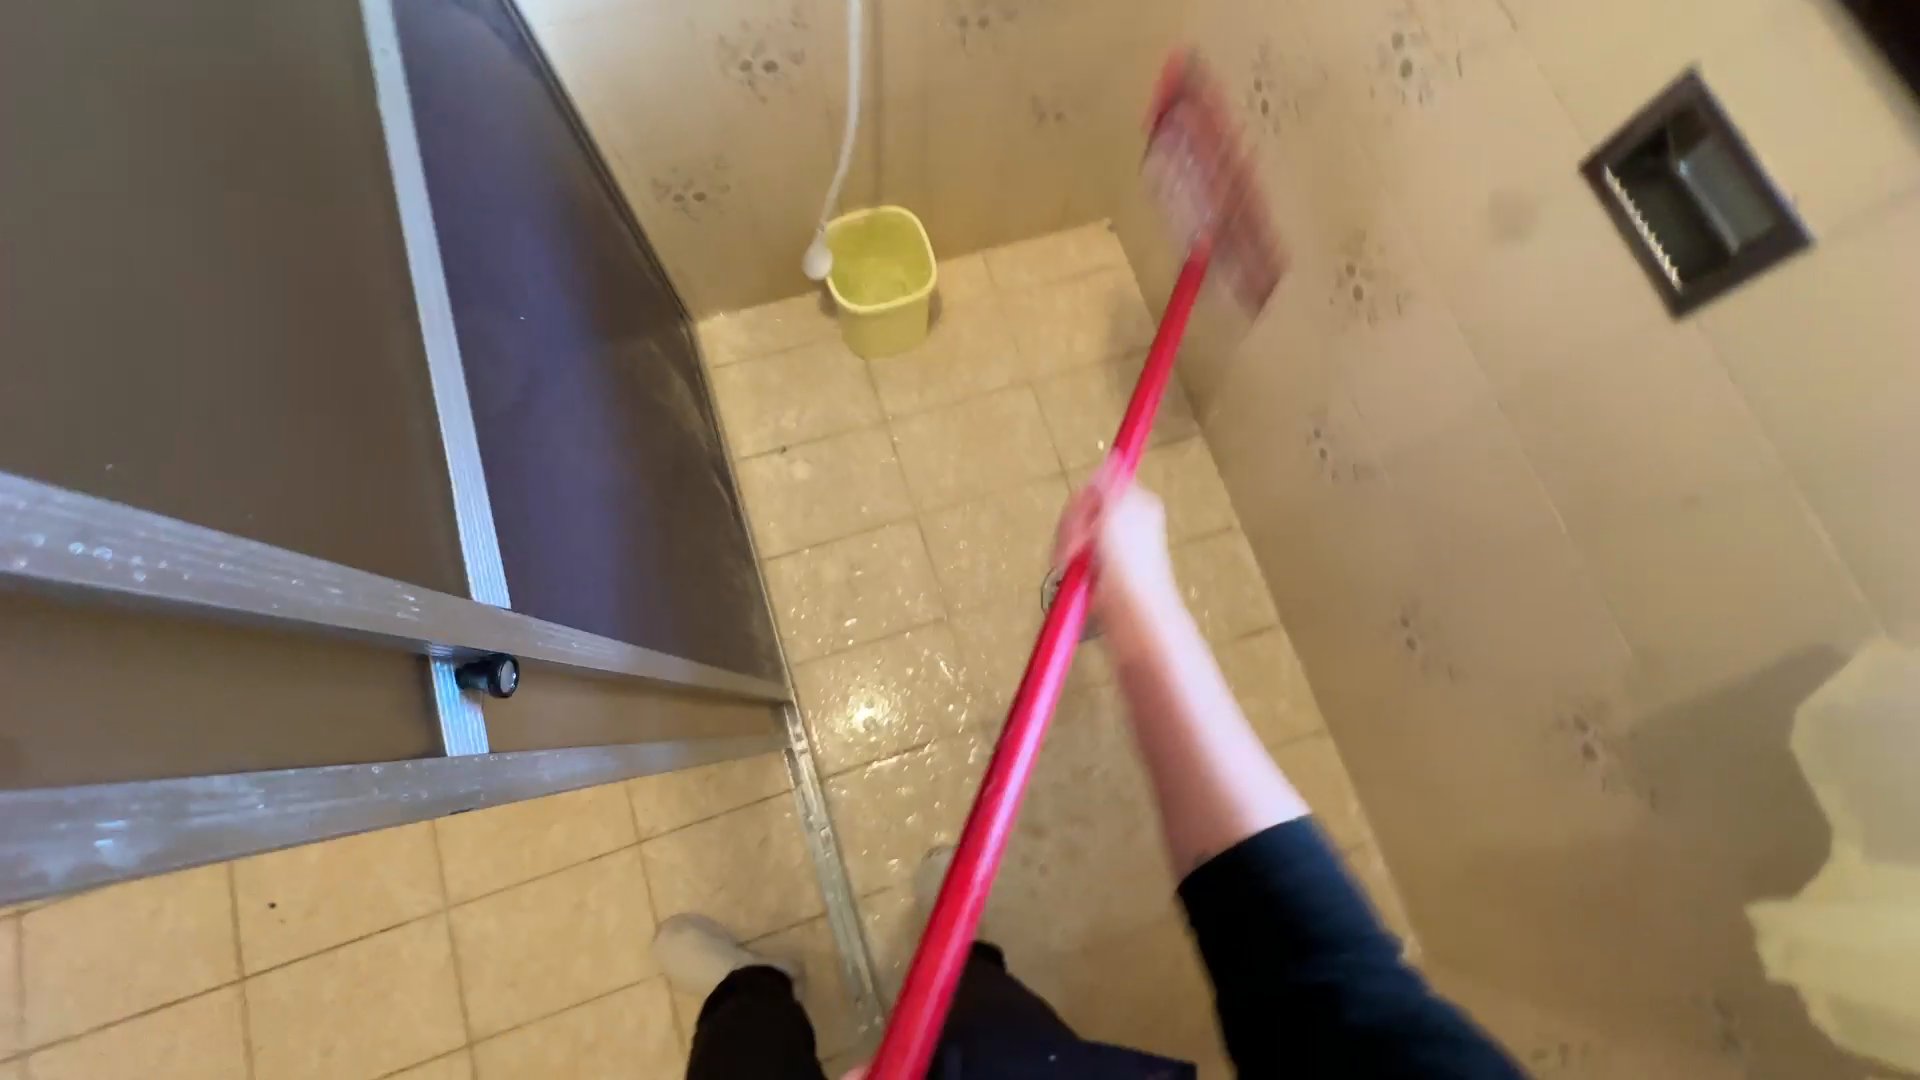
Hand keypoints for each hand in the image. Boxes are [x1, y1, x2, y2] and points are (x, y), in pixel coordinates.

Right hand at [1055, 470, 1181, 640]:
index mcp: (1137, 503)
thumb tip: (1113, 455)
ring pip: (1076, 535)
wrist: (1135, 618)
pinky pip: (1076, 558)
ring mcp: (1115, 548)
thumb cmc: (1128, 566)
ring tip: (1071, 566)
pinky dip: (1070, 565)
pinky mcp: (1104, 571)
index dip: (1083, 501)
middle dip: (1072, 527)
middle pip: (1085, 510)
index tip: (1080, 519)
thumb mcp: (1117, 514)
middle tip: (1074, 548)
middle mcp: (1128, 522)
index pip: (1099, 486)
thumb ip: (1111, 485)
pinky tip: (1072, 575)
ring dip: (1068, 549)